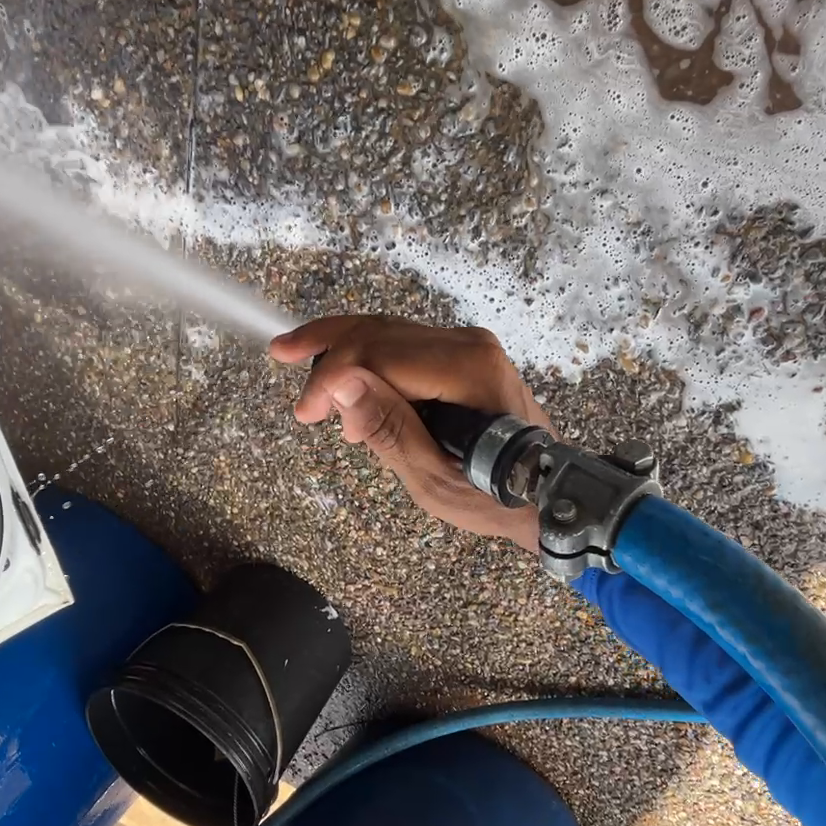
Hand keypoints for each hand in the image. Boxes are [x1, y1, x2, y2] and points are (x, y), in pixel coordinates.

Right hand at [269, 316, 550, 551]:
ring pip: (388, 332)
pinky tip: (346, 382)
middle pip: (380, 331)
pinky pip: (404, 347)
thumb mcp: (433, 476)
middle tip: (281, 354)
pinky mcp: (464, 356)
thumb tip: (340, 382)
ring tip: (309, 378)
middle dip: (328, 346)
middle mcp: (468, 344)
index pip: (379, 353)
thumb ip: (387, 427)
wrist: (544, 490)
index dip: (332, 375)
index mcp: (466, 369)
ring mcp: (469, 346)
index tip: (305, 413)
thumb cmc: (494, 494)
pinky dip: (370, 361)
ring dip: (344, 351)